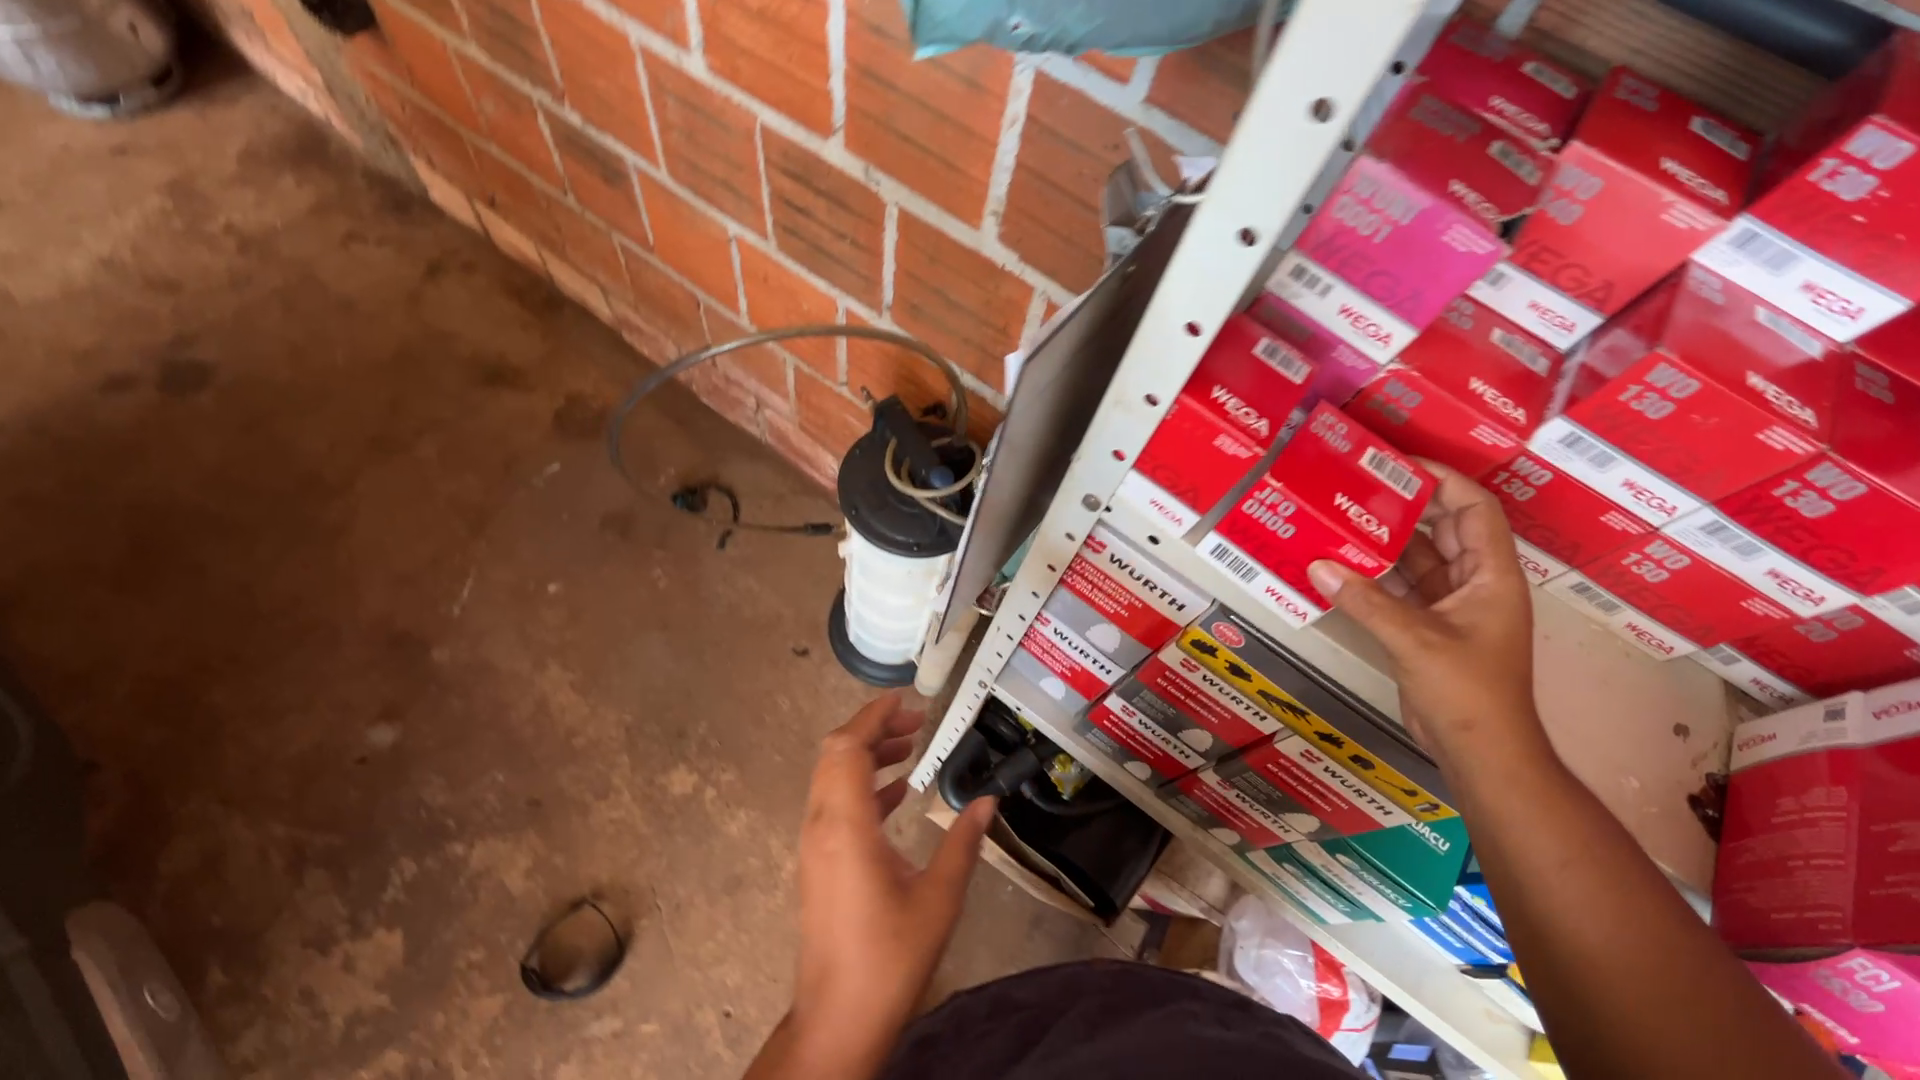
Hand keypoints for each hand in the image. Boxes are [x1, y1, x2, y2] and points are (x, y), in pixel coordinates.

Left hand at [760, 692, 995, 1079]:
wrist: (839, 1014)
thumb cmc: (891, 955)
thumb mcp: (939, 897)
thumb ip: (962, 842)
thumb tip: (986, 801)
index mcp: (845, 825)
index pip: (848, 749)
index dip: (873, 717)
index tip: (905, 701)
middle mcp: (821, 826)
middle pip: (835, 756)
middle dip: (873, 731)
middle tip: (915, 724)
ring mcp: (814, 846)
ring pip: (832, 779)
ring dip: (867, 758)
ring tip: (910, 751)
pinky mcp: (818, 864)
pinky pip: (835, 805)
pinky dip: (862, 788)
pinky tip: (898, 795)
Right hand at [1304, 460, 1545, 774]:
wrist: (1479, 751)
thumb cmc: (1466, 691)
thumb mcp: (1414, 641)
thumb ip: (1365, 602)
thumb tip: (1317, 566)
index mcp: (1491, 575)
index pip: (1474, 508)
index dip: (1442, 479)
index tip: (1396, 464)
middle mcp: (1474, 583)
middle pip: (1443, 528)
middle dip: (1404, 505)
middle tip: (1357, 486)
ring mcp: (1450, 607)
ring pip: (1417, 559)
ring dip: (1384, 542)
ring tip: (1340, 518)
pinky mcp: (1427, 628)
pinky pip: (1399, 589)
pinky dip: (1373, 577)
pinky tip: (1339, 566)